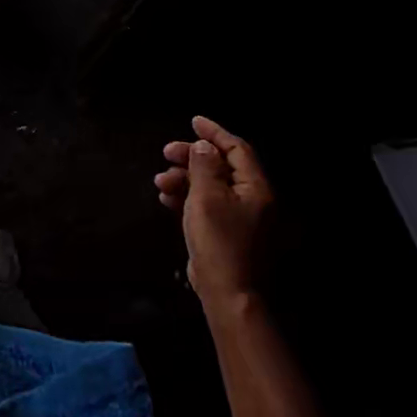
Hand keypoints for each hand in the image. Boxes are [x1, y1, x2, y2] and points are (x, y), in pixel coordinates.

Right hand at [155, 116, 272, 303]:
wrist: (227, 295)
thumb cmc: (219, 241)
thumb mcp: (206, 196)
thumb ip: (204, 165)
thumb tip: (204, 146)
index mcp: (256, 188)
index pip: (236, 149)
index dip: (214, 132)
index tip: (193, 121)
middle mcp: (254, 200)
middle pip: (221, 166)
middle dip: (192, 157)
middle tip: (167, 152)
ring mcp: (242, 218)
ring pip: (210, 185)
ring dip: (184, 178)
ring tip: (161, 181)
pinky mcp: (228, 233)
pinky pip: (207, 204)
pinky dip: (187, 197)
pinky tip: (167, 198)